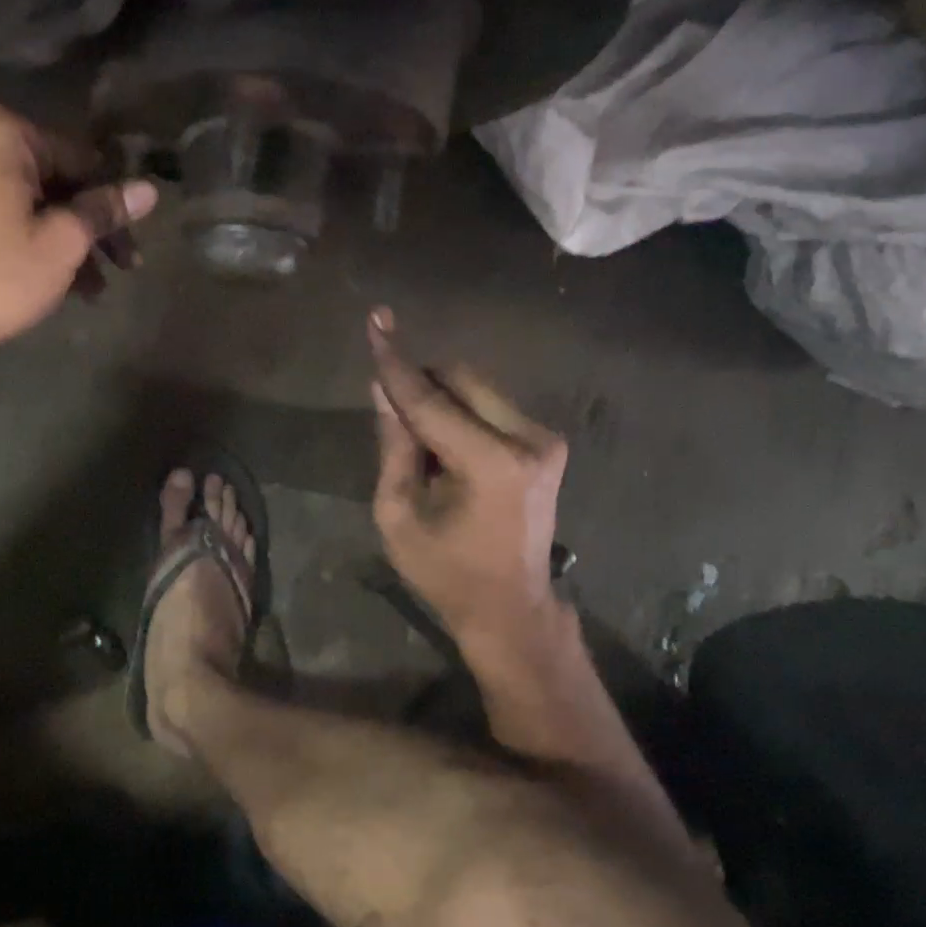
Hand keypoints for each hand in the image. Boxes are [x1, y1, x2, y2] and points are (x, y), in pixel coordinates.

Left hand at [0, 104, 157, 366]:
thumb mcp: (62, 243)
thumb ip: (104, 211)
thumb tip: (149, 189)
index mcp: (7, 135)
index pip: (84, 158)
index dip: (114, 199)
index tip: (139, 235)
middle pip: (61, 181)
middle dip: (94, 226)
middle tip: (128, 265)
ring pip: (40, 205)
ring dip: (73, 243)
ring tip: (100, 289)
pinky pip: (15, 219)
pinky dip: (42, 245)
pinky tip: (70, 285)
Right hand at [368, 307, 567, 644]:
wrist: (509, 607)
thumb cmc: (444, 570)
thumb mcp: (397, 513)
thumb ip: (394, 444)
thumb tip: (384, 388)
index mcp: (489, 462)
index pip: (430, 399)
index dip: (396, 362)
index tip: (376, 319)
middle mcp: (528, 439)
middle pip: (461, 379)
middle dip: (421, 383)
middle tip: (391, 416)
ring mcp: (545, 439)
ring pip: (477, 389)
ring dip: (440, 403)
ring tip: (424, 454)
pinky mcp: (548, 444)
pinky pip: (490, 407)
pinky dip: (460, 416)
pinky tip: (448, 456)